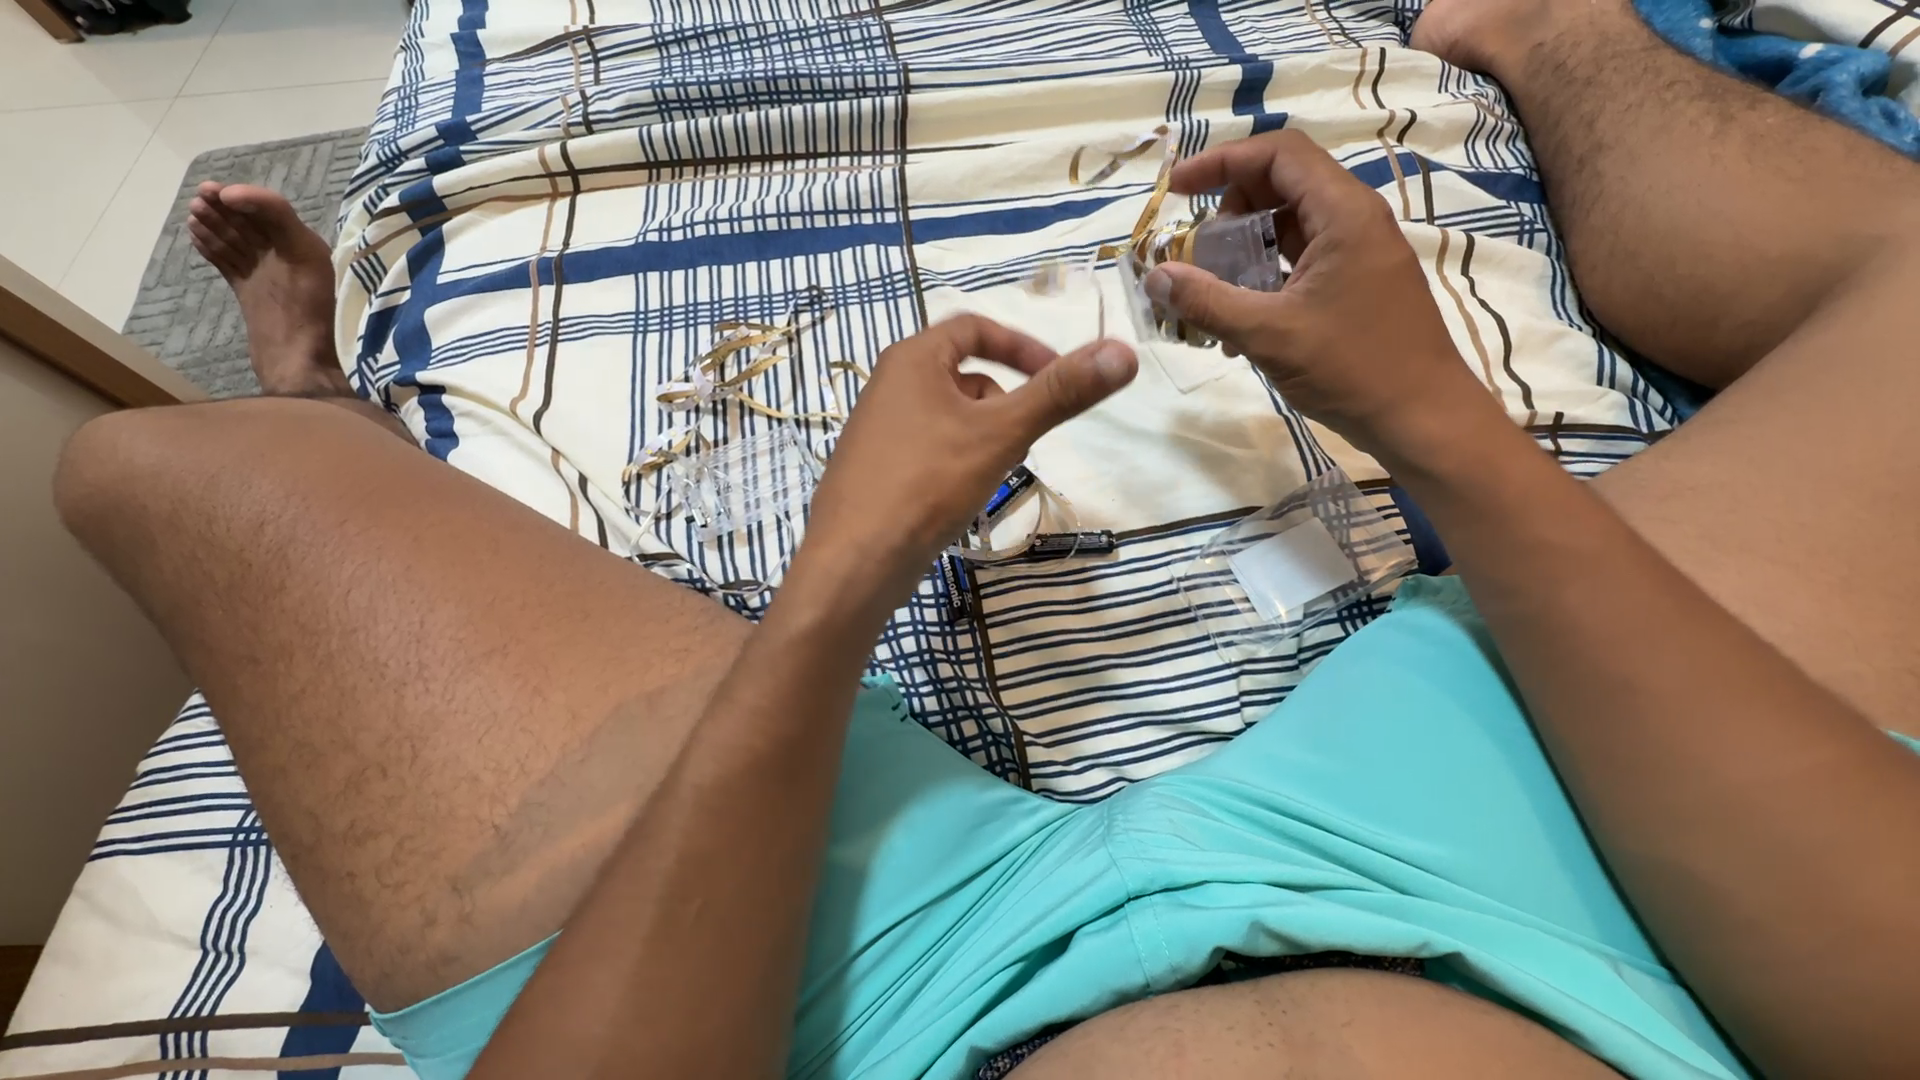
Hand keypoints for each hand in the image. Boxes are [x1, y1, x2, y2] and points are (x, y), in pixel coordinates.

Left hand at [796, 315, 1136, 605]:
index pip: (975, 328)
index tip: (1058, 376)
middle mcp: (887, 386)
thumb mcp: (1000, 434)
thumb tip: (1125, 352)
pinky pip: (929, 450)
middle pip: (963, 375)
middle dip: (1003, 403)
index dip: (1022, 346)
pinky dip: (955, 462)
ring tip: (992, 476)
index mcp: (911, 360)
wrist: (854, 563)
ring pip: (948, 418)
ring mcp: (877, 431)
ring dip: (982, 437)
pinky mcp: (875, 471)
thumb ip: (1059, 394)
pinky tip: (959, 500)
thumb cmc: (926, 485)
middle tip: (1023, 440)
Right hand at [1145, 129, 1502, 463]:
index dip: (1222, 161)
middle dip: (1228, 211)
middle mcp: (1353, 220)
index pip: (1278, 153)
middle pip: (1280, 185)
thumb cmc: (1351, 367)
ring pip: (1286, 226)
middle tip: (1195, 253)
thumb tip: (1155, 277)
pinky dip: (1262, 276)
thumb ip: (1207, 301)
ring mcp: (1355, 253)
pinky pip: (1297, 260)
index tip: (1176, 189)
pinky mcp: (1352, 283)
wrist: (1420, 416)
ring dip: (1241, 249)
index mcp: (1343, 213)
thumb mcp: (1268, 334)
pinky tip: (1237, 319)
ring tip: (1210, 291)